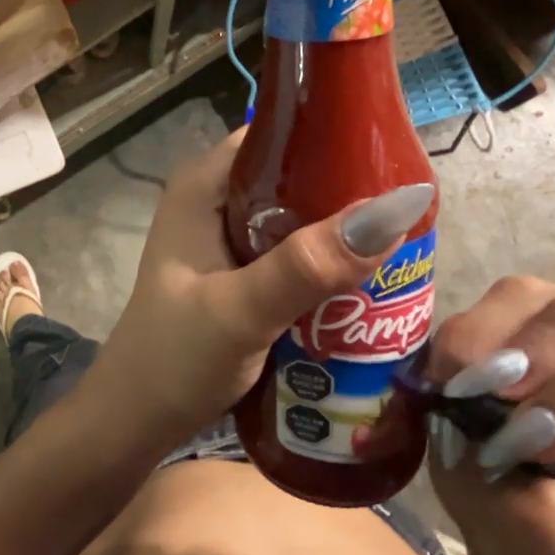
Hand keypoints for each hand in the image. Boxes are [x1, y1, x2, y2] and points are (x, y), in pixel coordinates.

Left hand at [86, 128, 434, 444]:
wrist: (137, 419)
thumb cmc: (173, 360)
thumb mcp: (241, 310)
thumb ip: (307, 265)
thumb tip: (395, 208)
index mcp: (203, 186)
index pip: (276, 135)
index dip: (333, 139)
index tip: (397, 159)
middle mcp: (214, 201)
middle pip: (294, 177)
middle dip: (348, 195)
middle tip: (418, 218)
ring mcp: (226, 239)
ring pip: (299, 219)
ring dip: (341, 235)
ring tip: (407, 250)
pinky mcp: (240, 274)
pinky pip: (295, 255)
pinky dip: (327, 265)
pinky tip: (369, 283)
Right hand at [427, 257, 554, 554]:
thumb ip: (537, 509)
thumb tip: (478, 433)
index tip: (525, 446)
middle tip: (492, 390)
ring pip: (542, 290)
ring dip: (491, 339)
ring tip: (458, 396)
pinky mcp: (523, 336)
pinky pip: (483, 307)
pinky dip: (455, 344)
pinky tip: (445, 390)